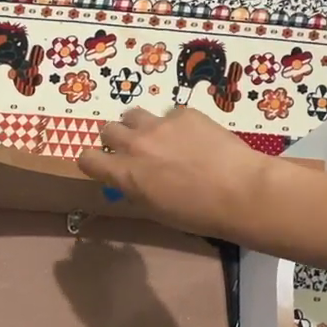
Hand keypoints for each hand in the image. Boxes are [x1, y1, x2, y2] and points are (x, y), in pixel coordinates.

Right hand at [76, 107, 277, 238]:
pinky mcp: (185, 113)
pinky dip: (173, 124)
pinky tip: (191, 137)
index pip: (86, 158)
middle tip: (133, 152)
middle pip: (107, 130)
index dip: (93, 163)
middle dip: (115, 141)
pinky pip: (168, 113)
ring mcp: (160, 124)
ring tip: (156, 138)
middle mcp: (135, 144)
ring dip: (138, 126)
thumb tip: (128, 182)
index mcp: (124, 173)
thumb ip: (134, 190)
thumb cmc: (195, 213)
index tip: (104, 167)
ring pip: (133, 114)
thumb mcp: (154, 210)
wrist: (240, 191)